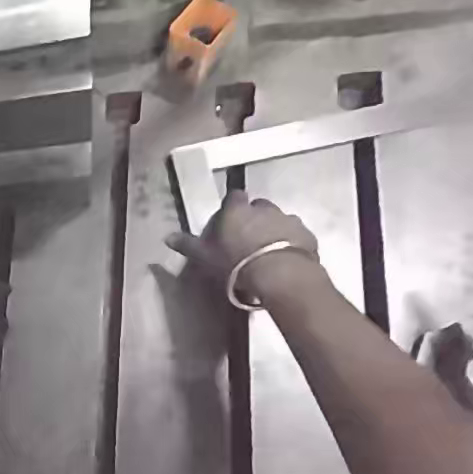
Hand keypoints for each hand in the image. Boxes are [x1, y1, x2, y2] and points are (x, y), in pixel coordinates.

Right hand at [168, 190, 324, 304]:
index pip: (234, 197)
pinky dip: (290, 243)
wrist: (279, 275)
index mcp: (238, 210)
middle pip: (258, 207)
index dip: (232, 208)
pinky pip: (296, 235)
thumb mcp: (206, 258)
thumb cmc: (236, 265)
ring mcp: (287, 219)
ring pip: (278, 220)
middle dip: (254, 218)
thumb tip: (167, 237)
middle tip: (247, 240)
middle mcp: (264, 208)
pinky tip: (284, 260)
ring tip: (267, 254)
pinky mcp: (305, 234)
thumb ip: (188, 246)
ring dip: (273, 231)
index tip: (228, 221)